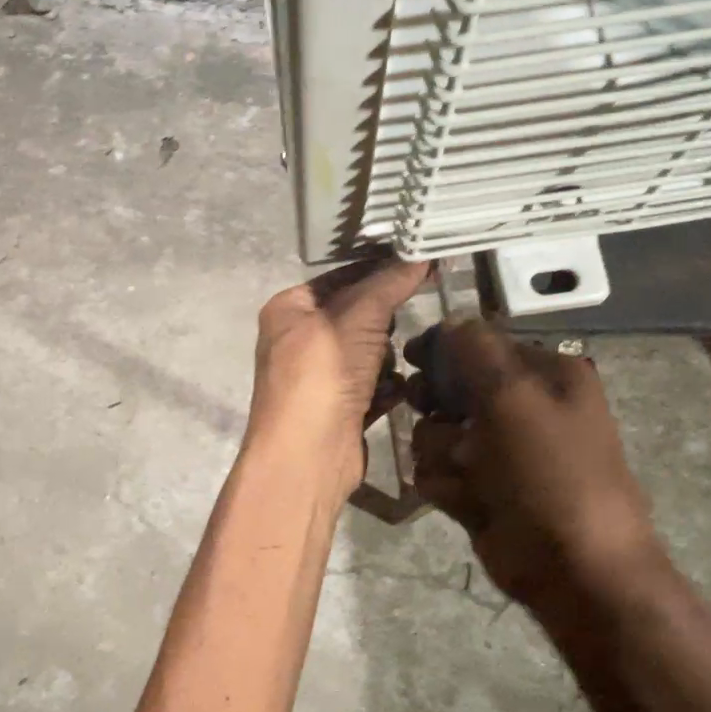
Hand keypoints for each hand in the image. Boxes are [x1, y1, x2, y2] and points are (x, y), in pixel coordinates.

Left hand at [247, 258, 432, 500]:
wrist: (307, 457)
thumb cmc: (322, 375)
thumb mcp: (356, 318)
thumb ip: (389, 284)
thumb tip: (421, 254)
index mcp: (289, 309)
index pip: (340, 276)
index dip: (379, 268)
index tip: (421, 262)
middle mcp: (298, 339)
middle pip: (355, 314)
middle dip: (385, 318)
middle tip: (418, 307)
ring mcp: (317, 377)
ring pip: (367, 351)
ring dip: (388, 354)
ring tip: (409, 352)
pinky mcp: (338, 409)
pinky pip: (372, 386)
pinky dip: (387, 386)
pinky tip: (401, 387)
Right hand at [408, 321, 655, 608]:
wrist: (574, 567)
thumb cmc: (550, 471)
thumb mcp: (515, 396)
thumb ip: (475, 350)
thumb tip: (447, 325)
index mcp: (545, 376)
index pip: (480, 343)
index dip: (444, 348)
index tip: (412, 356)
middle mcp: (522, 408)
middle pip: (451, 387)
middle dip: (435, 402)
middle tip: (429, 411)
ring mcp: (498, 454)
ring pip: (436, 433)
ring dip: (440, 449)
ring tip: (463, 471)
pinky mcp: (478, 492)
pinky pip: (436, 473)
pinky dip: (443, 484)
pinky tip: (461, 499)